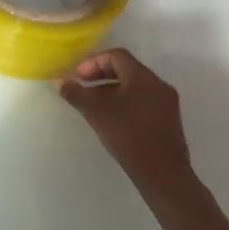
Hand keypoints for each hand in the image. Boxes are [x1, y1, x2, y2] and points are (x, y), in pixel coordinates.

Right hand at [54, 48, 197, 202]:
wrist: (163, 173)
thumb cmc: (128, 136)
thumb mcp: (96, 112)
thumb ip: (76, 93)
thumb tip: (59, 81)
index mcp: (143, 78)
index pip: (116, 56)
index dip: (93, 62)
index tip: (78, 77)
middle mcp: (159, 85)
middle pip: (126, 69)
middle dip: (100, 75)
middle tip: (82, 87)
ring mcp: (167, 102)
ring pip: (134, 86)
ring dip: (111, 89)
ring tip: (93, 105)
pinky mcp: (168, 118)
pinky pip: (143, 99)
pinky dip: (124, 100)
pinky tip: (112, 118)